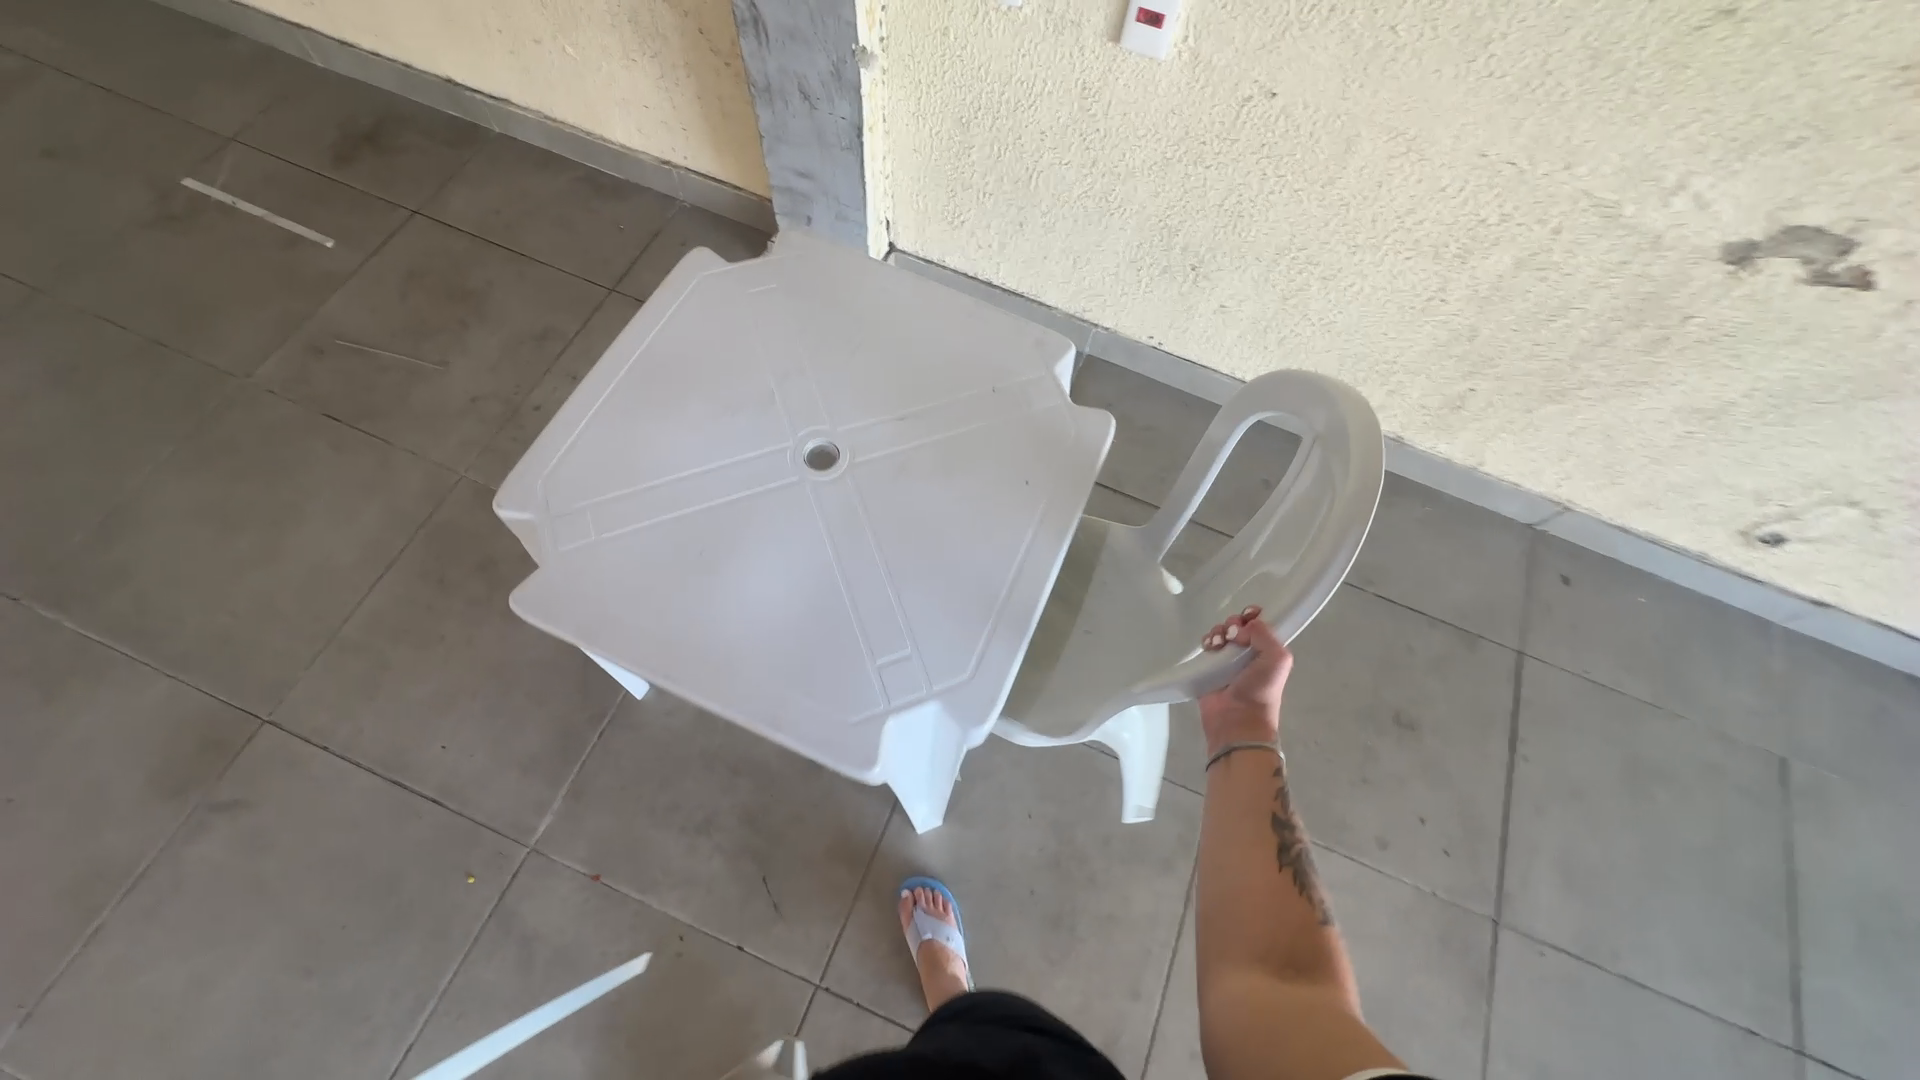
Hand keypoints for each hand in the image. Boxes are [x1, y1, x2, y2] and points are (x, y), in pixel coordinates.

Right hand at [1197, 606, 1293, 754]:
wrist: (1237, 719)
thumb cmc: (1261, 691)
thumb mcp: (1278, 659)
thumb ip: (1265, 635)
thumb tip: (1242, 628)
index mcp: (1268, 650)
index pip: (1259, 624)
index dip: (1252, 616)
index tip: (1247, 615)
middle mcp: (1248, 653)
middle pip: (1237, 626)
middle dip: (1233, 624)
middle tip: (1232, 635)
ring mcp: (1227, 660)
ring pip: (1220, 634)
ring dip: (1218, 632)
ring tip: (1218, 644)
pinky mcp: (1208, 668)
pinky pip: (1205, 646)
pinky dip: (1206, 642)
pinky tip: (1209, 648)